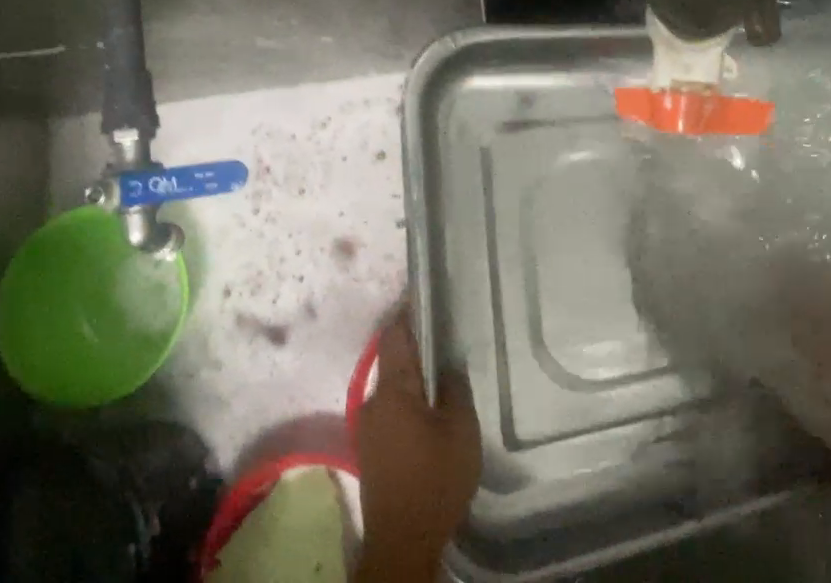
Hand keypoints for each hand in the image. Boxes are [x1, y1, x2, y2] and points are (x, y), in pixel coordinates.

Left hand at [355, 313, 480, 582]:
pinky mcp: (374, 446)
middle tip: (450, 332)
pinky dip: (412, 397)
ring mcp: (370, 426)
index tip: (425, 292)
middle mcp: (373, 401)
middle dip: (418, 344)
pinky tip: (434, 405)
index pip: (394, 337)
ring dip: (416, 374)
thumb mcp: (460, 428)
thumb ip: (454, 387)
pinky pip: (394, 407)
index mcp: (393, 390)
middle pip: (394, 359)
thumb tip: (447, 361)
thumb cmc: (436, 478)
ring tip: (447, 367)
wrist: (404, 538)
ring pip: (395, 385)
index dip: (408, 311)